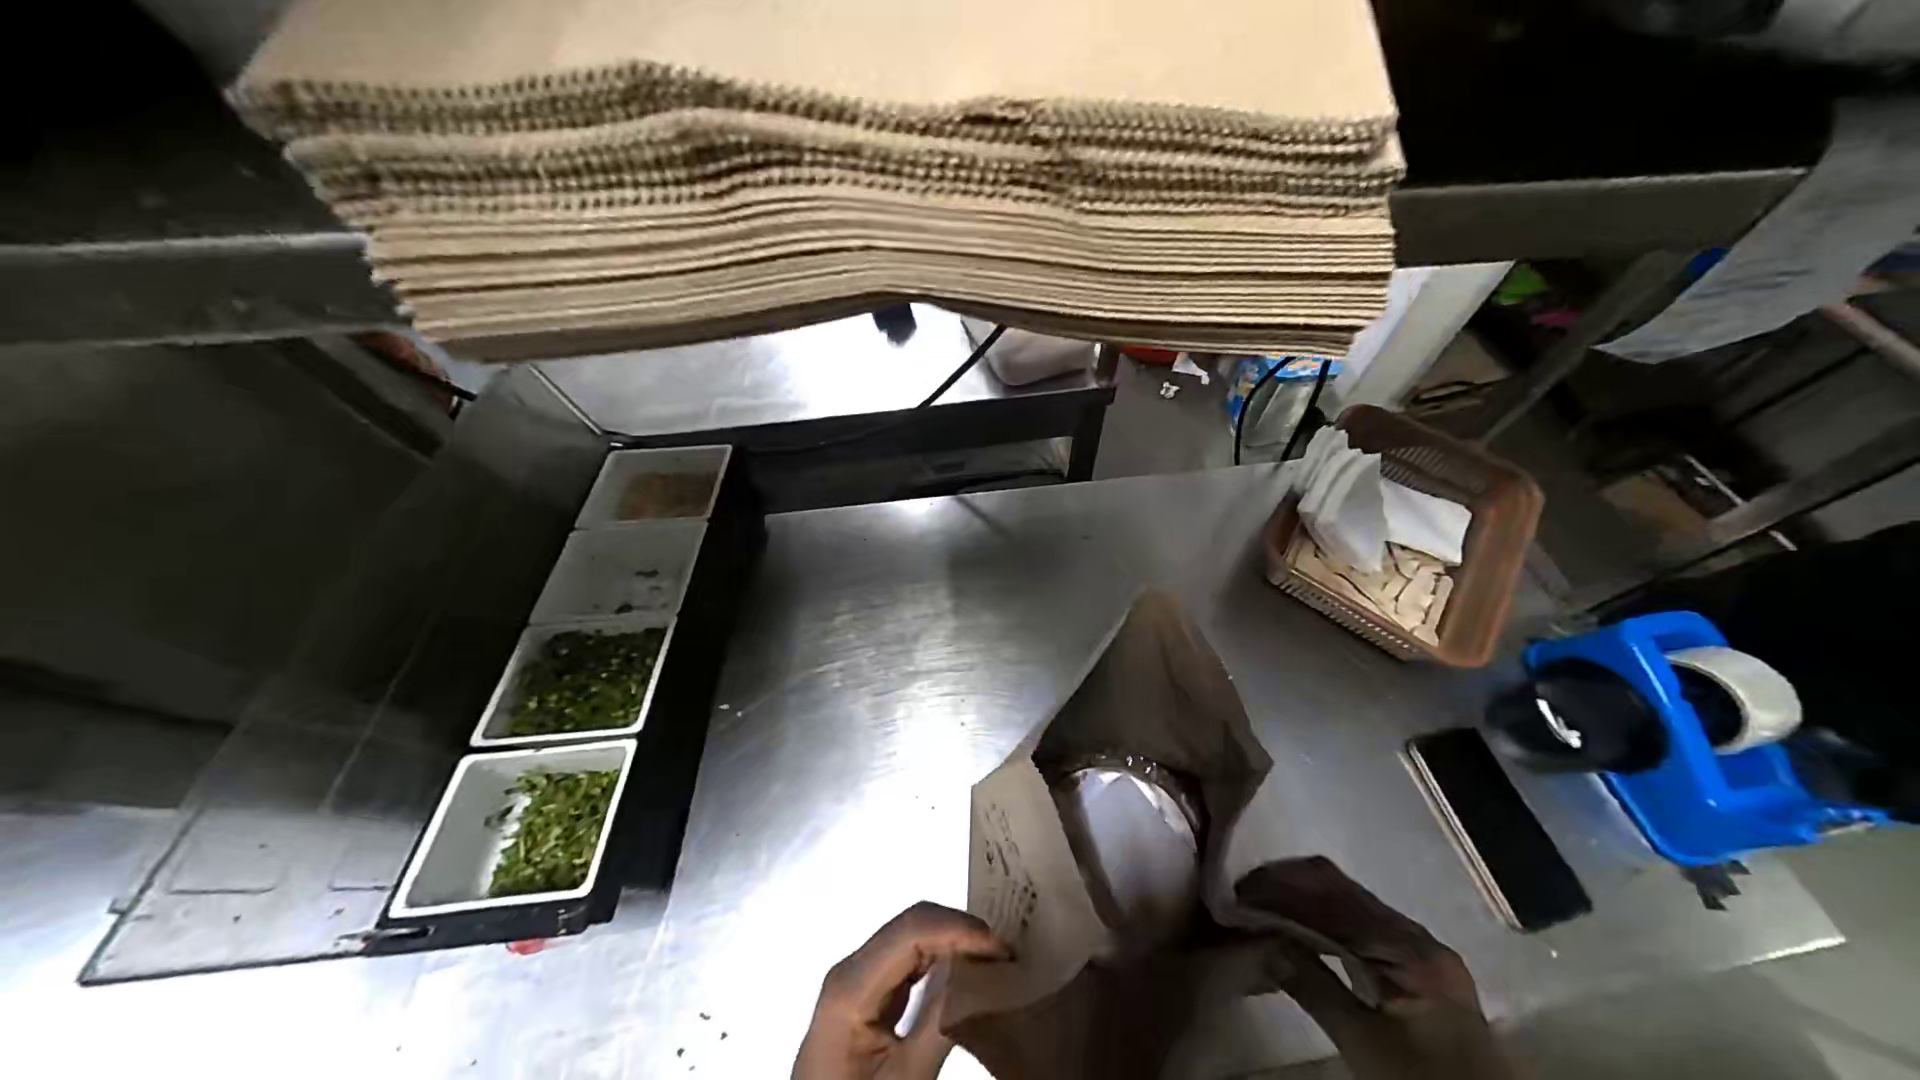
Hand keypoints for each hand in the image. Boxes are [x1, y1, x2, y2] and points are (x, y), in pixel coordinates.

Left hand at [794, 902, 1009, 1079]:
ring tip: (993, 962)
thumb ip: (940, 1024)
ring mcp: (857, 978)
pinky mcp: (866, 992)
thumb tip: (983, 978)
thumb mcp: (905, 1079)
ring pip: (911, 937)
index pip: (911, 930)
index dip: (958, 928)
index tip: (1000, 949)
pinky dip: (940, 958)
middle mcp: (850, 969)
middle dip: (960, 931)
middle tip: (1005, 955)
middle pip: (911, 926)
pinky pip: (907, 959)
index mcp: (851, 986)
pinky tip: (966, 972)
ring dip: (953, 942)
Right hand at [1236, 857, 1516, 1079]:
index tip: (1239, 894)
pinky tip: (1290, 931)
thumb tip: (1261, 942)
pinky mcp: (1408, 967)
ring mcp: (1414, 948)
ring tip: (1256, 911)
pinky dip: (1316, 921)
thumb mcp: (1367, 1045)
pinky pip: (1353, 925)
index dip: (1281, 886)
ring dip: (1297, 901)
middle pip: (1338, 889)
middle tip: (1240, 899)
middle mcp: (1414, 935)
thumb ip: (1314, 987)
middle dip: (1285, 887)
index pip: (1333, 893)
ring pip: (1343, 903)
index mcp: (1410, 947)